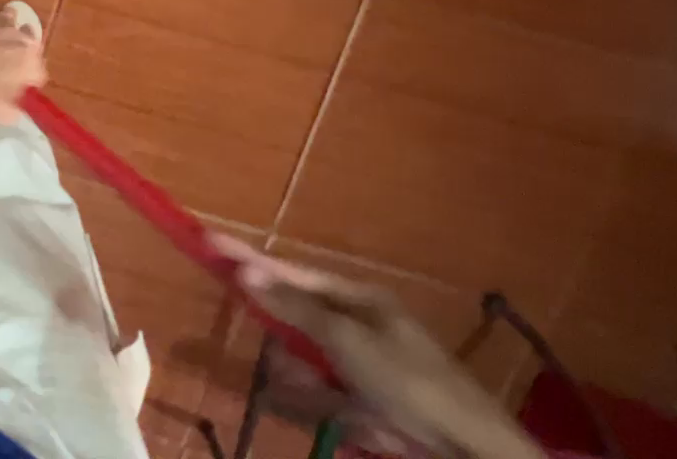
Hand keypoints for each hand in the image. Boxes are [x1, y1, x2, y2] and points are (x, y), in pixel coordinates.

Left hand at [0, 15, 44, 122]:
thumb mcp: (1, 112)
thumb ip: (13, 108)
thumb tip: (15, 111)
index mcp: (29, 58)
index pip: (39, 65)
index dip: (31, 74)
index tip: (24, 82)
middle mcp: (15, 36)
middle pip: (28, 34)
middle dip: (23, 44)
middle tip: (12, 56)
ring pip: (8, 15)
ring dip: (5, 23)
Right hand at [212, 236, 544, 458]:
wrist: (470, 449)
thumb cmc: (409, 380)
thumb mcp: (345, 339)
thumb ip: (293, 306)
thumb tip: (244, 269)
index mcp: (355, 297)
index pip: (288, 270)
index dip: (247, 257)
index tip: (207, 239)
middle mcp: (355, 321)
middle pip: (294, 314)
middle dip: (281, 332)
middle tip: (283, 347)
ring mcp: (361, 361)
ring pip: (304, 356)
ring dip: (303, 376)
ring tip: (333, 399)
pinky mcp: (365, 397)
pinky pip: (322, 389)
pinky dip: (319, 400)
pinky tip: (342, 414)